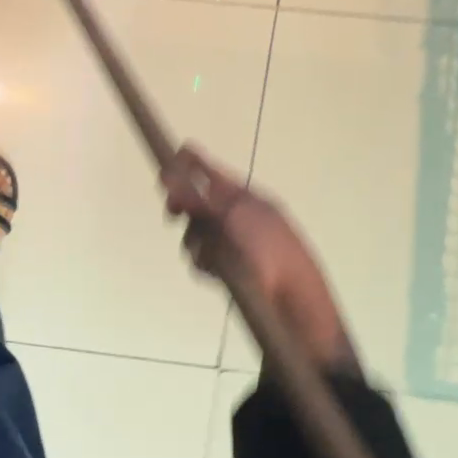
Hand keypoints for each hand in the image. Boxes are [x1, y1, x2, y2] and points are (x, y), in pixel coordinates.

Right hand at [161, 145, 357, 373]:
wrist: (293, 293)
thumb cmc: (268, 245)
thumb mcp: (231, 214)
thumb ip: (196, 197)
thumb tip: (166, 175)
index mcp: (240, 195)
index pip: (207, 169)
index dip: (183, 165)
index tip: (164, 170)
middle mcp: (231, 214)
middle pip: (191, 202)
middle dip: (183, 211)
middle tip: (173, 214)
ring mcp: (228, 240)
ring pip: (192, 233)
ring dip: (197, 243)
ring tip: (215, 255)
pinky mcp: (225, 265)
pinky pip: (199, 258)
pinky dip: (204, 263)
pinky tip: (218, 271)